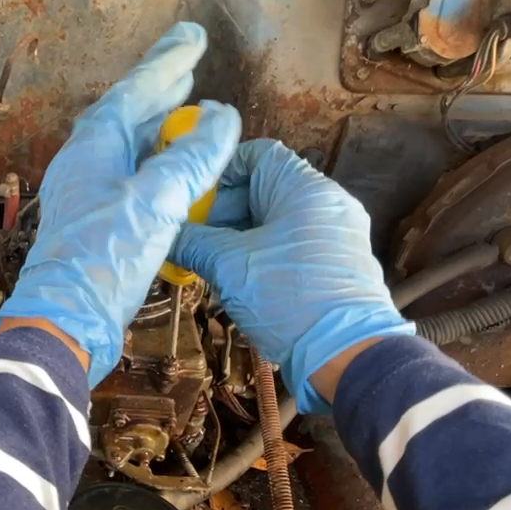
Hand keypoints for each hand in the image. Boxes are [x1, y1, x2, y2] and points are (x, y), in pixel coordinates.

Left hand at [0, 22, 240, 384]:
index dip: (166, 63)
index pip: (134, 90)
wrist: (68, 319)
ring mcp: (89, 192)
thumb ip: (192, 157)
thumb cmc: (104, 258)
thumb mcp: (156, 201)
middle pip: (128, 112)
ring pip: (129, 144)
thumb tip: (222, 117)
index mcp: (94, 147)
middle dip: (160, 86)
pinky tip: (172, 166)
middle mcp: (86, 162)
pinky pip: (131, 174)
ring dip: (158, 122)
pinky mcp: (97, 221)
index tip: (193, 37)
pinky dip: (156, 161)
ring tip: (185, 101)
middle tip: (189, 61)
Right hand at [168, 139, 413, 413]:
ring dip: (236, 235)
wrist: (346, 354)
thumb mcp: (229, 267)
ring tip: (205, 258)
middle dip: (221, 209)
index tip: (189, 195)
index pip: (257, 154)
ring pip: (274, 220)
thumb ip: (193, 242)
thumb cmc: (286, 297)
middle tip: (189, 234)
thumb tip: (164, 233)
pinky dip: (258, 252)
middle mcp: (326, 203)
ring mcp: (335, 235)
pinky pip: (289, 244)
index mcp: (305, 189)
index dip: (219, 169)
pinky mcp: (336, 264)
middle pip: (263, 188)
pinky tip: (234, 277)